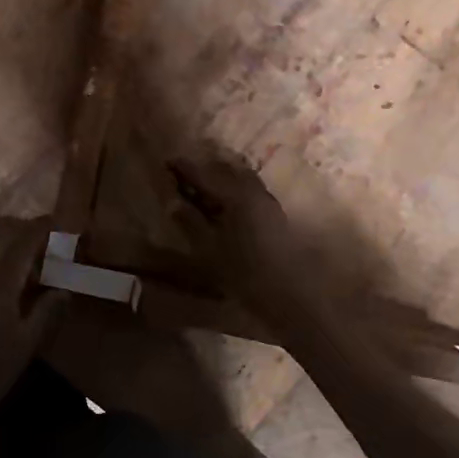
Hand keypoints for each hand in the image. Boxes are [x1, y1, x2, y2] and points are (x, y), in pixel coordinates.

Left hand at [0, 216, 67, 420]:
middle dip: (18, 226)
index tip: (57, 222)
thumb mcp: (28, 343)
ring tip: (23, 245)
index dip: (39, 229)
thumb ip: (48, 311)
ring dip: (0, 236)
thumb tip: (65, 289)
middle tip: (41, 232)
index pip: (20, 245)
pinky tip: (4, 270)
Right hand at [167, 153, 305, 305]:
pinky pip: (250, 190)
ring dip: (222, 178)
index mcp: (236, 196)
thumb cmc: (245, 273)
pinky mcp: (275, 216)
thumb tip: (173, 203)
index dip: (185, 167)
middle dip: (205, 169)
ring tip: (203, 188)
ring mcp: (268, 203)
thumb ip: (191, 222)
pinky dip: (234, 189)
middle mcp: (254, 192)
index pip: (205, 174)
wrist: (291, 295)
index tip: (168, 161)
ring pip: (241, 179)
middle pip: (226, 171)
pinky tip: (224, 204)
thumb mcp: (209, 249)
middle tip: (184, 174)